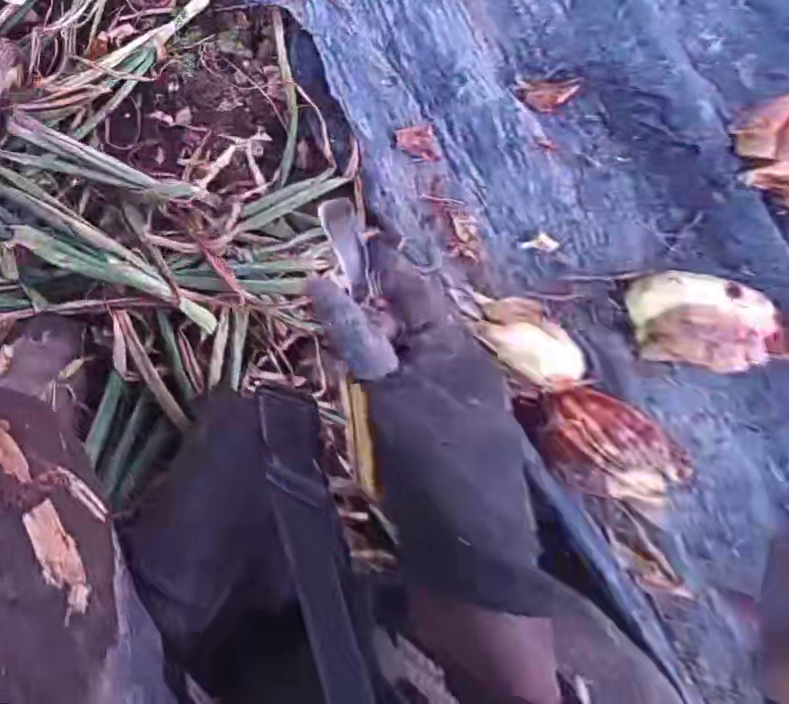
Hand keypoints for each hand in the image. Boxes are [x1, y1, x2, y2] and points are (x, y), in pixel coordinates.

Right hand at [309, 240, 558, 701]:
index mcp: (453, 346)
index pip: (408, 284)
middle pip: (397, 316)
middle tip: (320, 309)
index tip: (333, 239)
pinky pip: (398, 379)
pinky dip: (372, 375)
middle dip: (359, 310)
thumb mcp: (382, 390)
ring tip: (337, 364)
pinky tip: (356, 393)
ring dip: (362, 346)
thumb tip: (319, 279)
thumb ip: (352, 333)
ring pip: (394, 349)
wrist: (468, 549)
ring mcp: (450, 392)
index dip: (371, 261)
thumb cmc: (428, 460)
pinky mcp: (438, 418)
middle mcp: (457, 362)